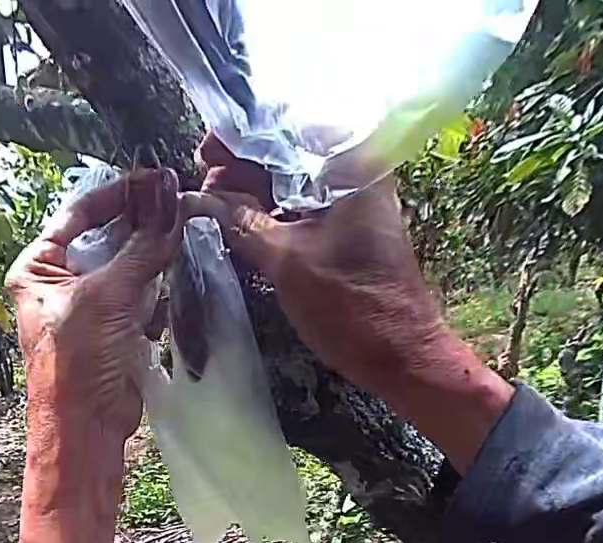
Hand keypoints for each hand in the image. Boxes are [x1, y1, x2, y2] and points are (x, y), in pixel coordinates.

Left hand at [7, 167, 181, 542]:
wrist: (87, 427)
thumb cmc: (78, 359)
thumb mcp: (108, 295)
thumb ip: (143, 247)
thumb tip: (172, 199)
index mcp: (39, 266)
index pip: (80, 214)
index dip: (119, 195)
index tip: (156, 180)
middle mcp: (62, 284)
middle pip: (109, 240)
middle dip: (142, 226)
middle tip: (179, 204)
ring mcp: (92, 309)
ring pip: (130, 270)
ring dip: (155, 257)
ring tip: (186, 233)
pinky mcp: (118, 333)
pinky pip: (143, 300)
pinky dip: (160, 290)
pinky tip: (180, 273)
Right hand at [183, 138, 512, 470]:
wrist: (400, 355)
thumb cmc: (349, 308)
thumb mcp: (287, 263)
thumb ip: (243, 224)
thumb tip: (202, 200)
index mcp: (349, 163)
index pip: (283, 127)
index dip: (237, 138)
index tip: (203, 154)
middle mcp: (358, 169)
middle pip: (288, 151)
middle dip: (242, 166)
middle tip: (204, 186)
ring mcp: (357, 200)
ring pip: (295, 181)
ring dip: (256, 191)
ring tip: (215, 205)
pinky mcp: (353, 228)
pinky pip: (308, 207)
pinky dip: (277, 212)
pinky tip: (246, 222)